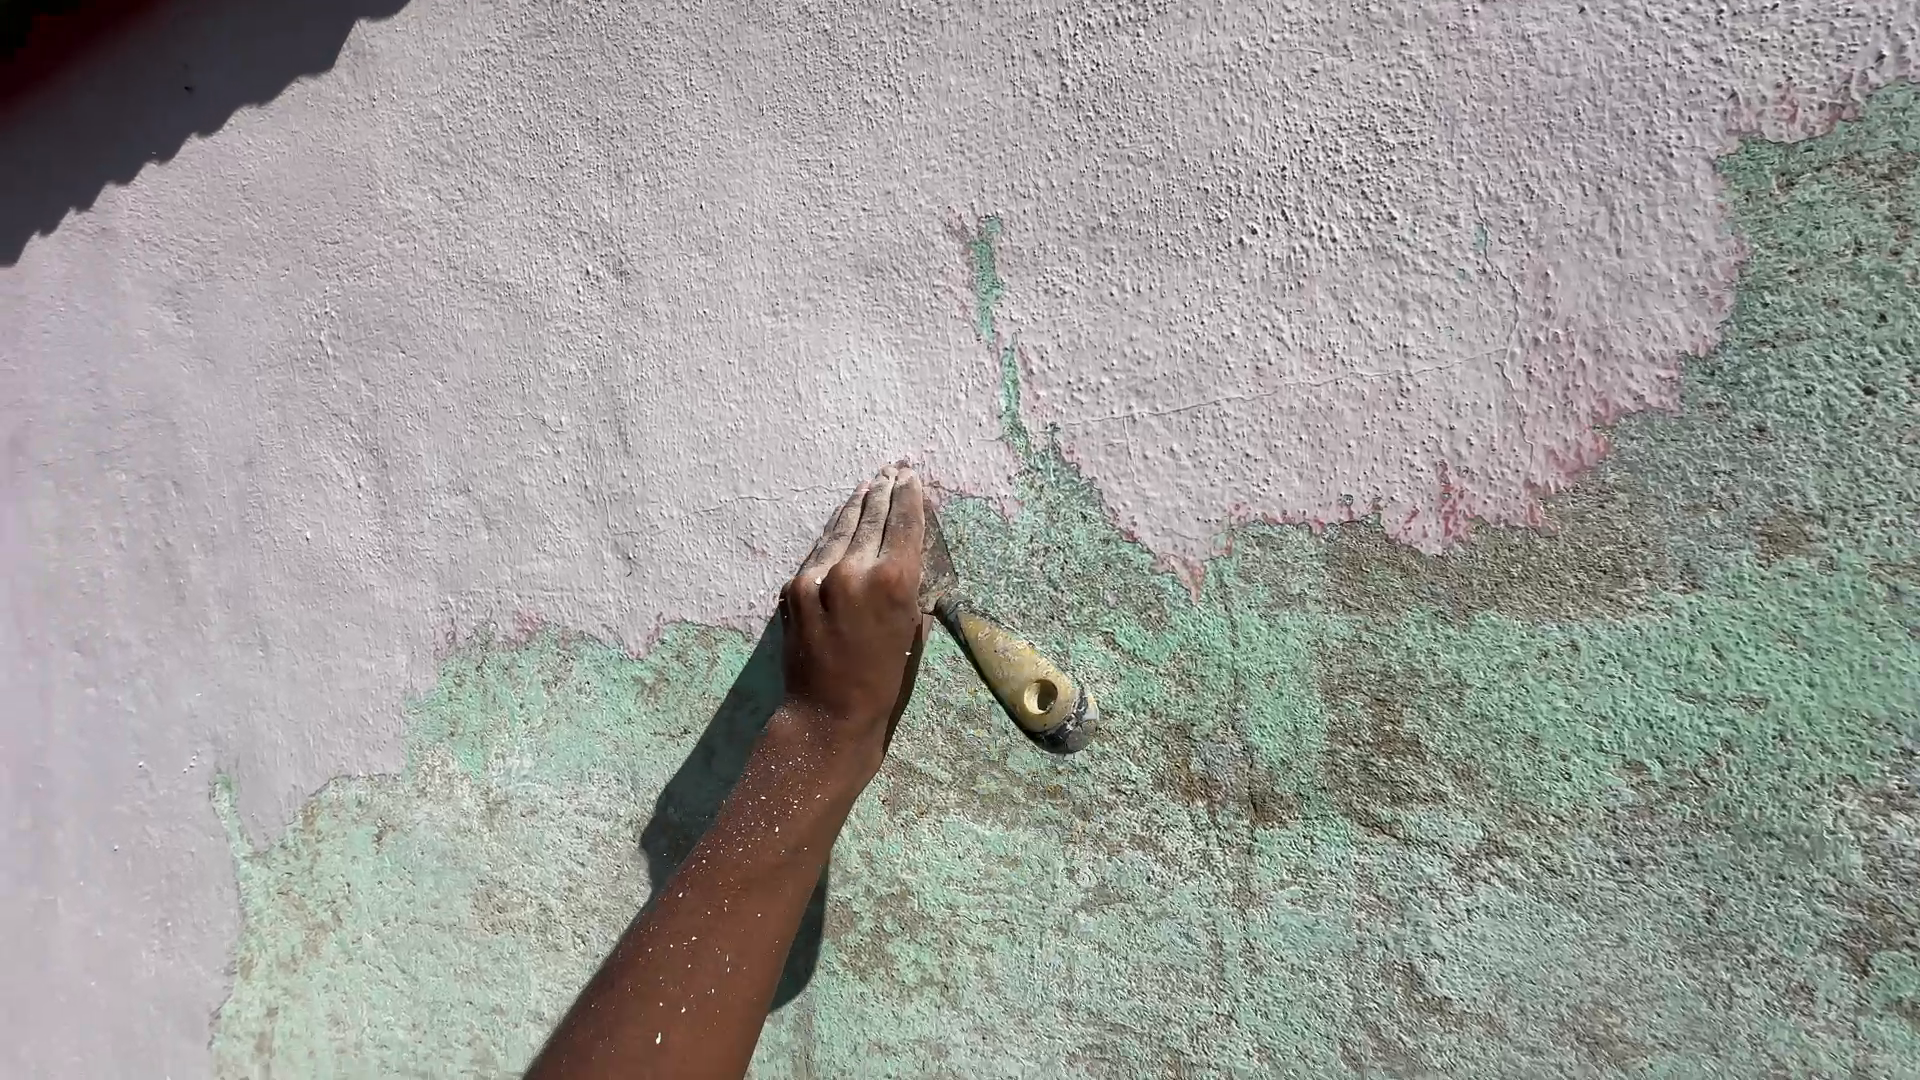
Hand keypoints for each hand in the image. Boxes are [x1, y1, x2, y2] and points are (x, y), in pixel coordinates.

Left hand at [777, 464, 927, 775]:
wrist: (827, 712)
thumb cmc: (884, 679)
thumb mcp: (912, 628)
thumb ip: (911, 585)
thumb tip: (910, 551)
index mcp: (894, 581)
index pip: (904, 523)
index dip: (910, 495)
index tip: (911, 475)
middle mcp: (855, 570)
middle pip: (872, 517)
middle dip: (884, 491)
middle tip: (891, 469)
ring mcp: (818, 577)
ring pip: (842, 527)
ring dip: (857, 504)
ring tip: (868, 484)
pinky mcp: (794, 587)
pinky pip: (819, 550)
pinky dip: (834, 532)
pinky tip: (842, 519)